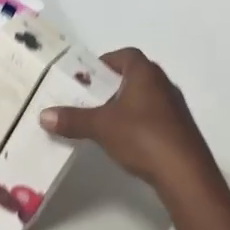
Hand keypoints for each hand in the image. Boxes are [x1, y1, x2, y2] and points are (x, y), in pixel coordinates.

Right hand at [40, 48, 215, 192]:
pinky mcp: (180, 131)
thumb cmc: (142, 137)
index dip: (105, 62)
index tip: (87, 78)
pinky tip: (125, 141)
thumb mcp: (101, 126)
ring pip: (144, 98)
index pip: (125, 55)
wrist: (186, 175)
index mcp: (146, 73)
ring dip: (125, 106)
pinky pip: (154, 118)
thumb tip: (43, 115)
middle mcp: (164, 84)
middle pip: (133, 76)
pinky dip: (138, 123)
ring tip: (102, 122)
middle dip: (111, 86)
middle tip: (89, 100)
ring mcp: (175, 108)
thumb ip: (72, 119)